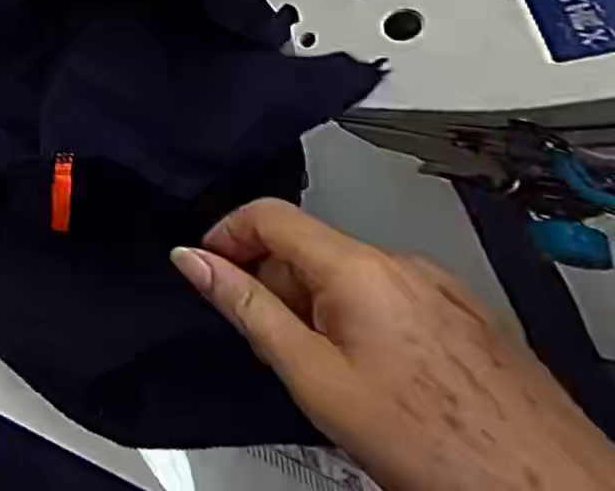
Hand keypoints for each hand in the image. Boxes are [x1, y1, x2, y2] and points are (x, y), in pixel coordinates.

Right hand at [173, 200, 614, 490]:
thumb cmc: (444, 451)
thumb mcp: (310, 373)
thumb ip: (242, 305)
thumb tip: (191, 260)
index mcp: (363, 270)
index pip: (266, 214)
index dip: (224, 236)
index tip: (210, 270)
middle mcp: (408, 269)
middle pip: (305, 247)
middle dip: (273, 284)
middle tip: (272, 341)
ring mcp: (449, 296)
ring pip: (345, 275)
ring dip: (315, 306)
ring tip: (328, 370)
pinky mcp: (475, 324)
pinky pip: (389, 298)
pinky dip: (359, 322)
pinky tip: (374, 379)